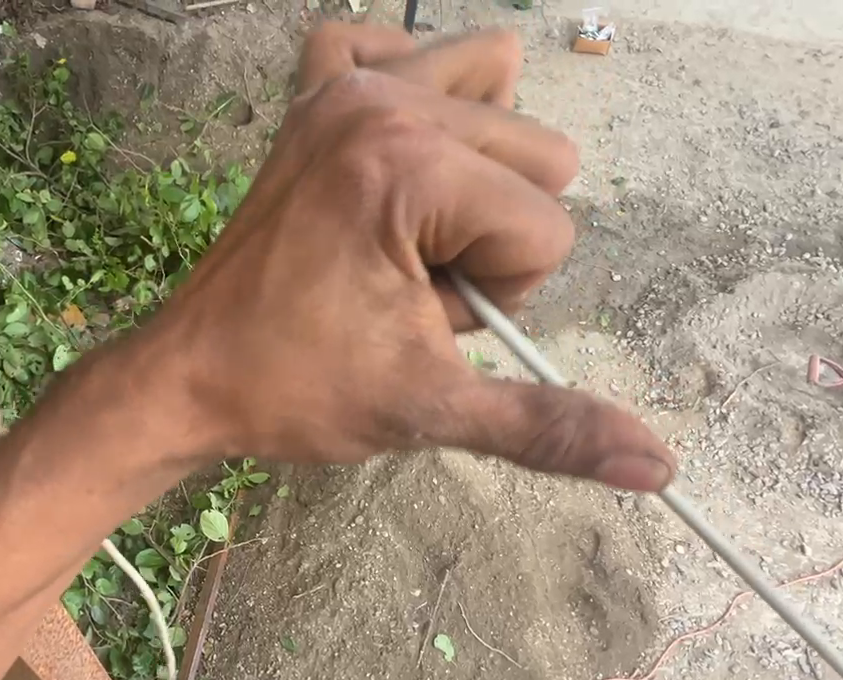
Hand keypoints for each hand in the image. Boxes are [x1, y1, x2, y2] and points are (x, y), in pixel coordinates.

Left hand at [133, 25, 674, 488]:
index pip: (548, 228)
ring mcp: (340, 88)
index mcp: (411, 170)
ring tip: (395, 242)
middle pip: (536, 158)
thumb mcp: (425, 409)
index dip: (497, 299)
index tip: (421, 327)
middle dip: (484, 245)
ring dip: (468, 176)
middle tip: (401, 293)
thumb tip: (656, 464)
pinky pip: (392, 51)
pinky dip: (408, 100)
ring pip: (491, 92)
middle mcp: (382, 101)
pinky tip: (380, 170)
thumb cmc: (291, 392)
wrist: (186, 379)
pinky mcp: (309, 98)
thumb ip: (542, 426)